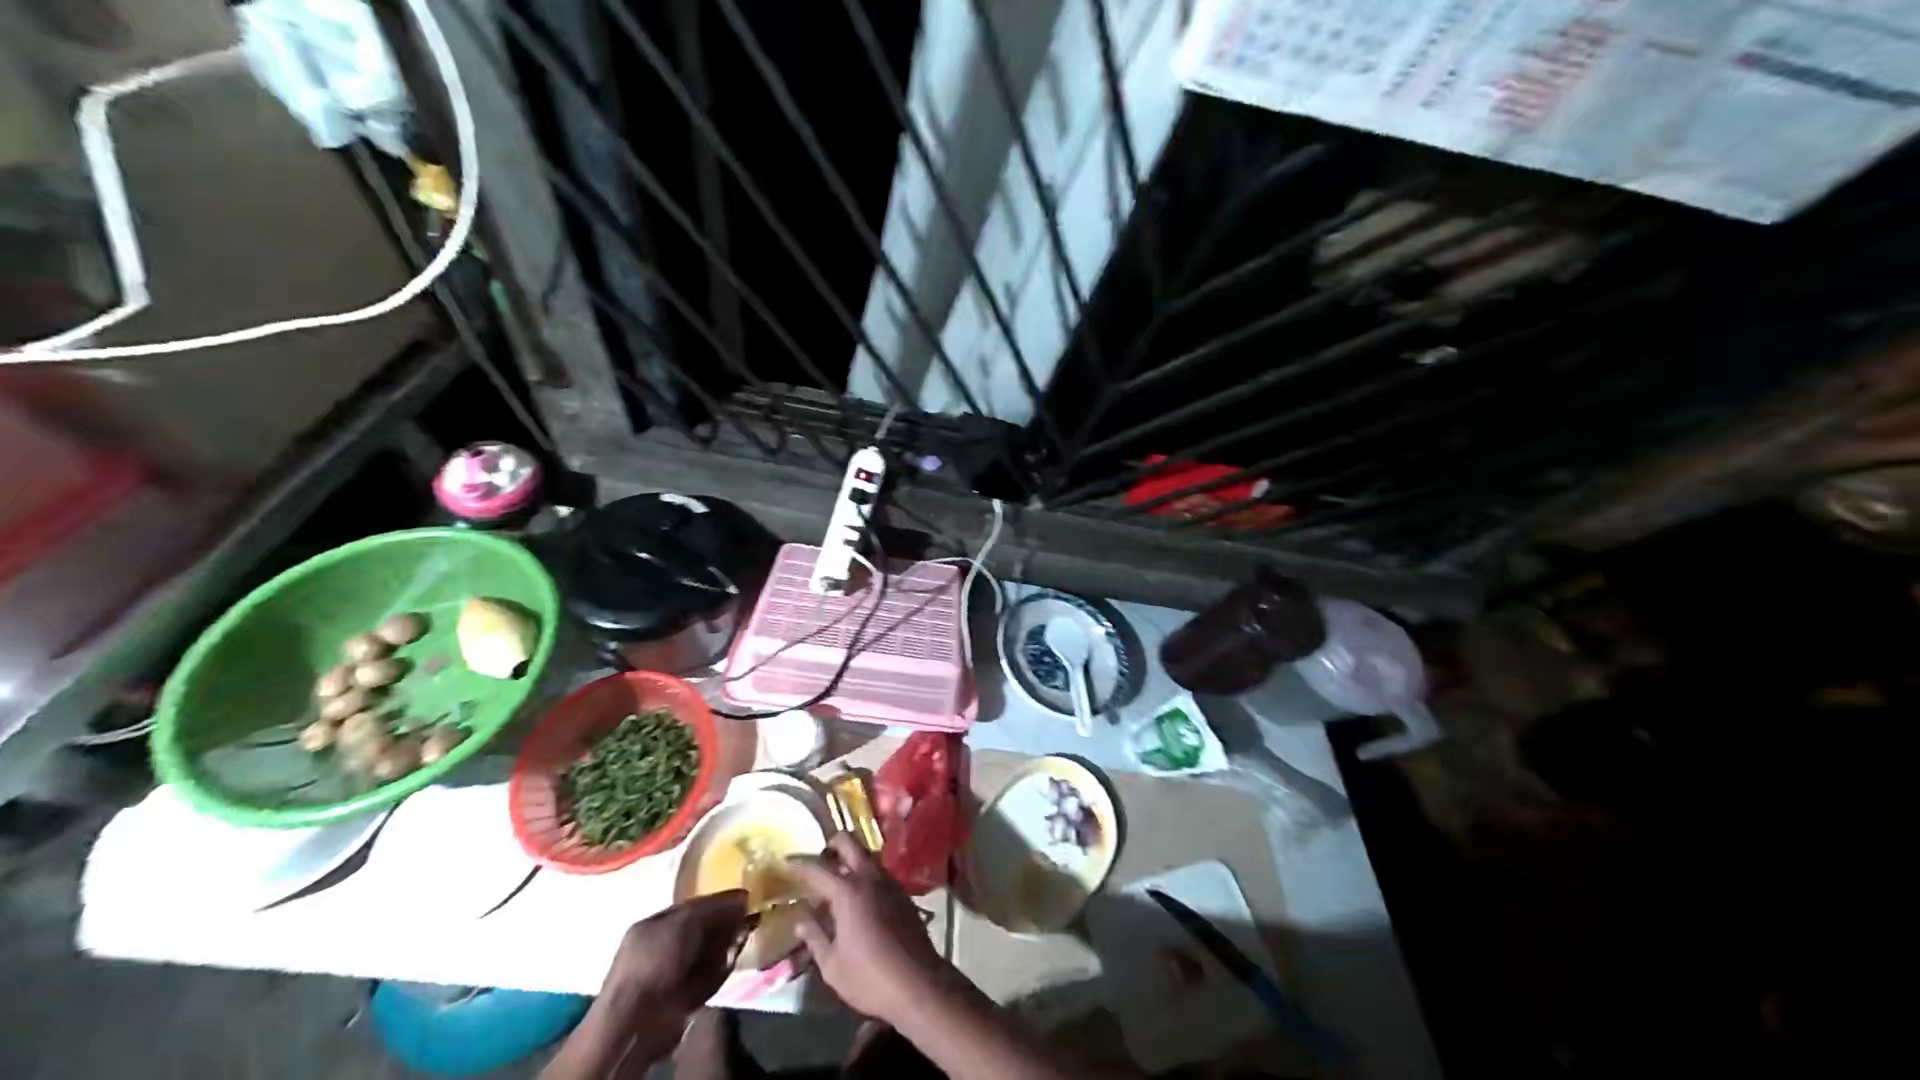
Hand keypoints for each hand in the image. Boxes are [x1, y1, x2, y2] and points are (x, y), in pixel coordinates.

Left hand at [600, 889, 750, 1019]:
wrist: (637, 1021)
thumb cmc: (655, 962)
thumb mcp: (684, 922)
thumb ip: (713, 908)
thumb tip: (742, 899)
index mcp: (654, 925)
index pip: (693, 907)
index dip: (719, 902)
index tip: (745, 900)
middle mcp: (660, 948)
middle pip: (702, 930)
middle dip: (724, 927)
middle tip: (746, 923)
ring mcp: (670, 975)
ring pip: (707, 955)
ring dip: (724, 949)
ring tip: (737, 946)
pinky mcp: (681, 999)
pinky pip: (707, 978)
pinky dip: (719, 972)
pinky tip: (728, 967)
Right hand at [786, 833, 953, 1024]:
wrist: (919, 984)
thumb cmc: (870, 978)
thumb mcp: (832, 965)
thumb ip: (815, 937)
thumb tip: (801, 919)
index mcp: (848, 892)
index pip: (817, 868)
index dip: (799, 864)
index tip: (786, 862)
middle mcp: (870, 878)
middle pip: (848, 842)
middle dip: (830, 846)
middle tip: (818, 865)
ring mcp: (890, 882)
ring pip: (866, 854)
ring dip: (850, 859)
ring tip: (836, 883)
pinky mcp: (903, 893)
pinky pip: (878, 871)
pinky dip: (864, 874)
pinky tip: (858, 899)